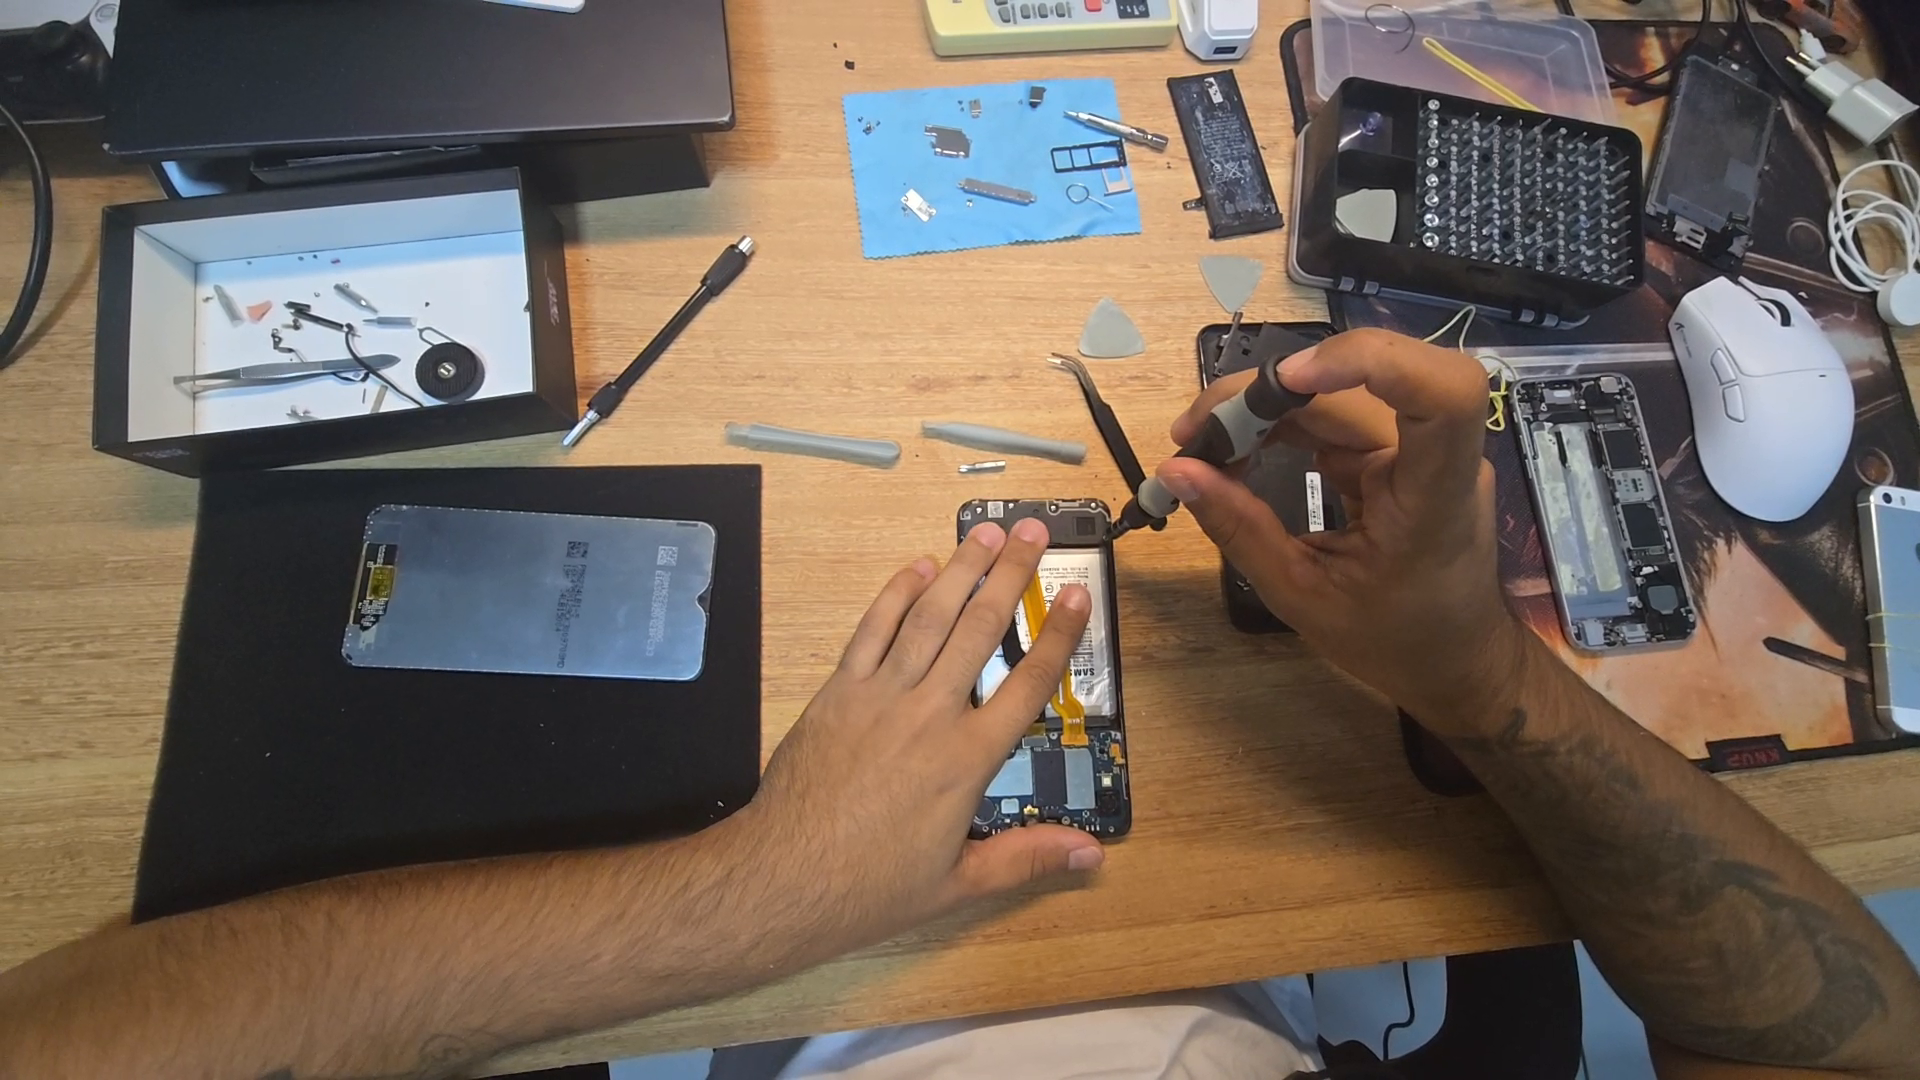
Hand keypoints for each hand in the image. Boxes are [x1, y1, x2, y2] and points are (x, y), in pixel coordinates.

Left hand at [738, 518, 1100, 959]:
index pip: (1027, 685)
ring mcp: (881, 694)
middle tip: (1032, 533)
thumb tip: (1092, 855)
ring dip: (961, 570)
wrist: (783, 877)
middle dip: (1011, 576)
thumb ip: (1028, 859)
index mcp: (967, 759)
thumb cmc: (872, 885)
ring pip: (929, 617)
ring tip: (986, 532)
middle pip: (980, 630)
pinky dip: (895, 594)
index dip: (1057, 636)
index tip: (1075, 595)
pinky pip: (872, 630)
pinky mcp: (840, 690)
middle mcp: (930, 713)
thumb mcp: (960, 884)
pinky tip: (918, 568)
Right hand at [1158, 328, 1523, 732]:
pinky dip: (1274, 428)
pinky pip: (1328, 420)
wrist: (1450, 660)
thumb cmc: (1390, 640)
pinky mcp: (1390, 455)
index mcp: (1431, 499)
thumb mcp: (1299, 594)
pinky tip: (1232, 451)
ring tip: (1198, 443)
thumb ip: (1239, 529)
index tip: (1283, 380)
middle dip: (1260, 396)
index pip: (1439, 393)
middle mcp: (1431, 458)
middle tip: (1189, 432)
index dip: (1368, 362)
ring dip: (1258, 409)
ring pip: (1332, 397)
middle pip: (1352, 389)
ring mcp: (1411, 451)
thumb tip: (1175, 471)